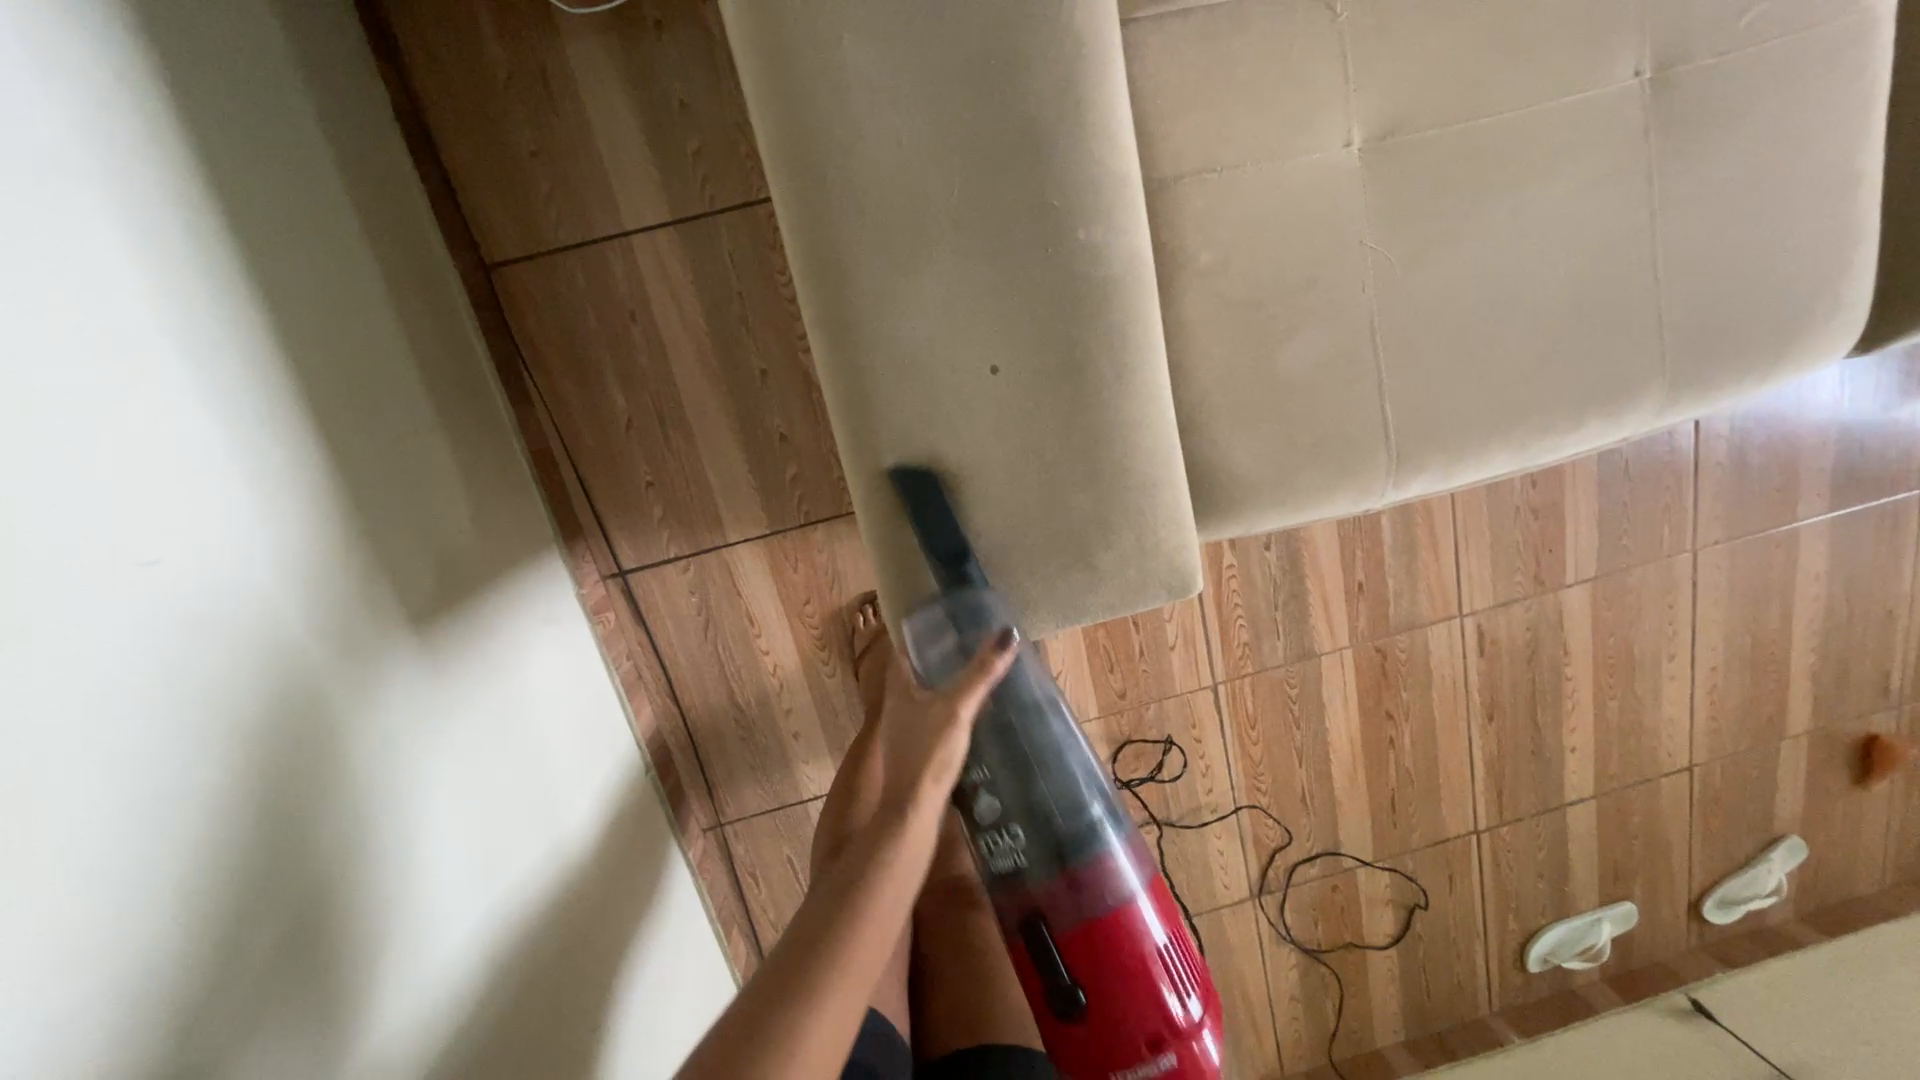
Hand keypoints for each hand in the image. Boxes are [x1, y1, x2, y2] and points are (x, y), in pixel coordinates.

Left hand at [871, 626, 1019, 817]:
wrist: (914, 809)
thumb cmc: (929, 752)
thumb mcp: (959, 707)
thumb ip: (982, 672)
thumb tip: (1006, 634)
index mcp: (898, 687)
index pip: (905, 649)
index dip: (922, 633)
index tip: (945, 620)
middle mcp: (896, 705)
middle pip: (915, 672)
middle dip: (938, 658)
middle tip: (968, 643)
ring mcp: (904, 730)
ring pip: (924, 697)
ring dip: (944, 685)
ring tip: (974, 674)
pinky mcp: (916, 752)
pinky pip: (932, 719)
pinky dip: (948, 709)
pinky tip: (970, 714)